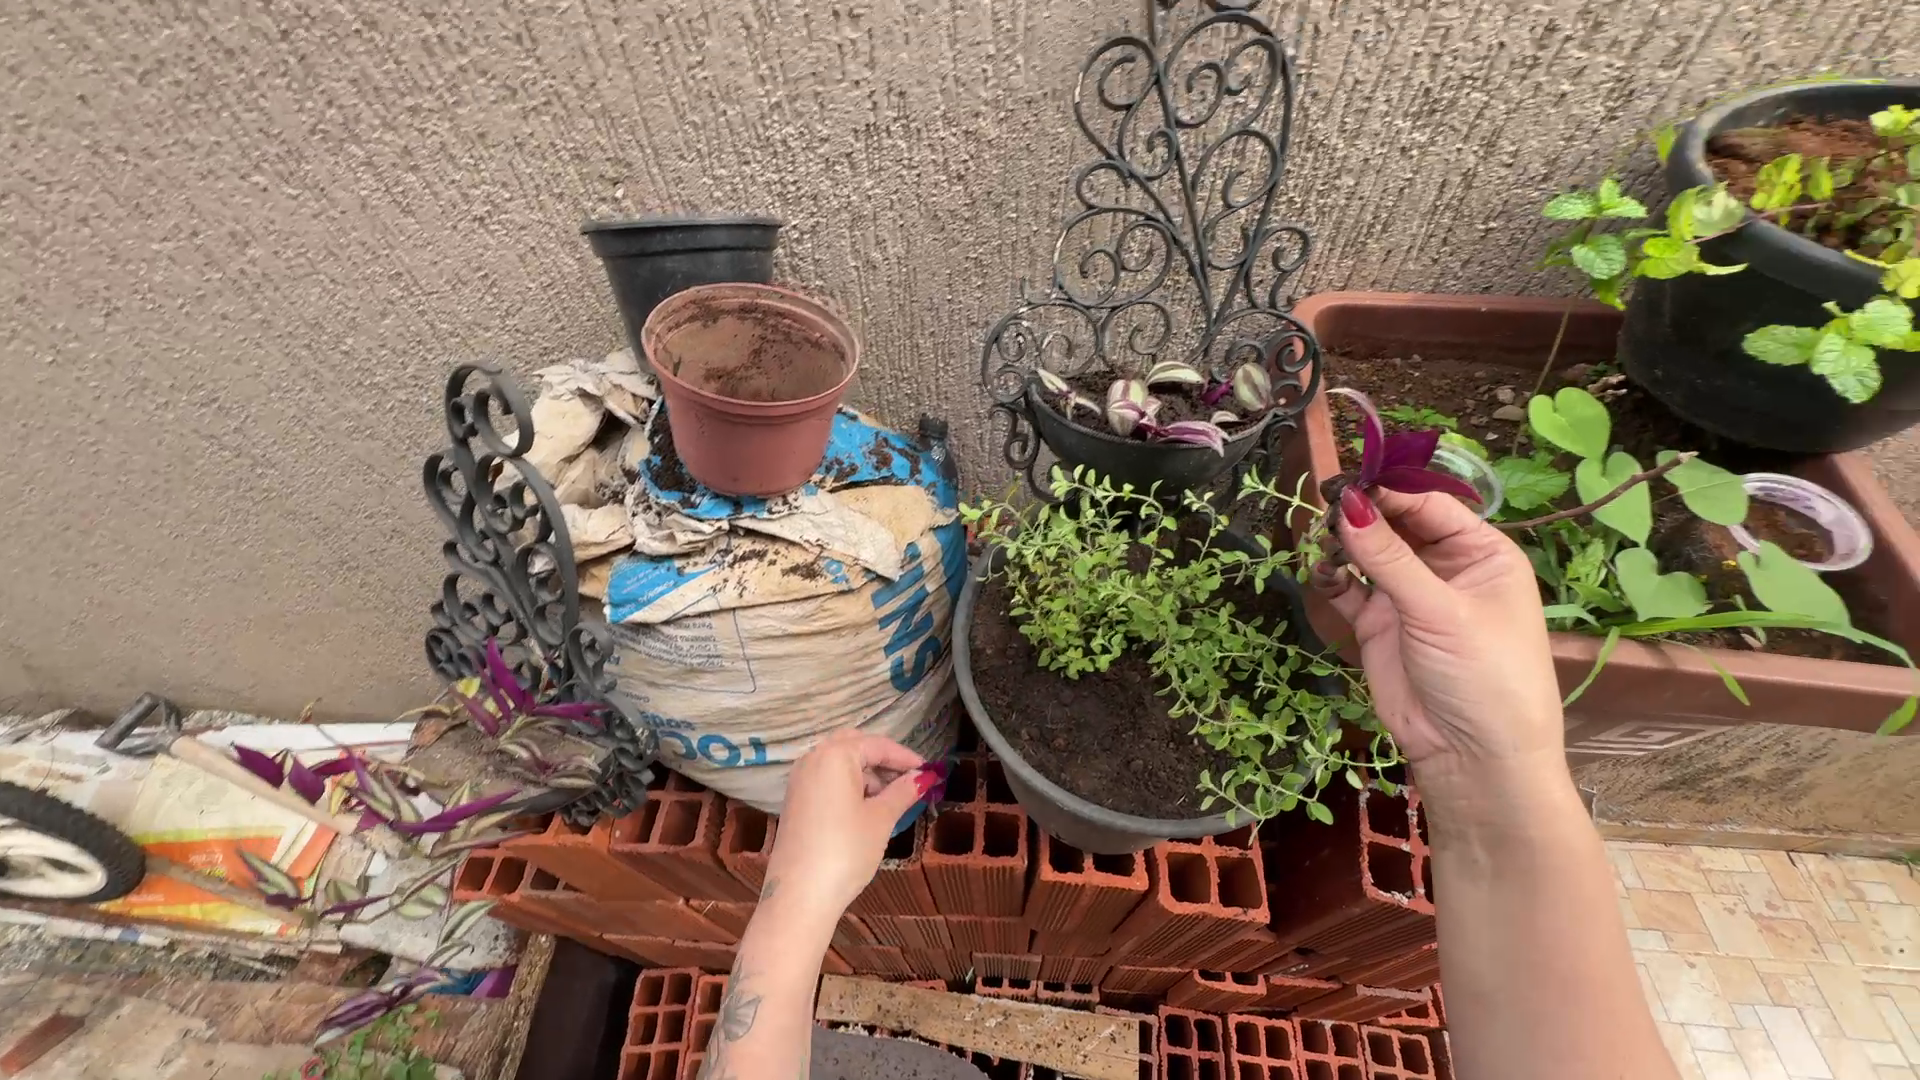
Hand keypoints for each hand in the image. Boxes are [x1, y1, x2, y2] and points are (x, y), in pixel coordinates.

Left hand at [763, 731, 929, 926]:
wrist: (799, 896)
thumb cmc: (846, 850)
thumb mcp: (881, 818)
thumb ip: (903, 791)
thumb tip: (924, 777)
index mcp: (834, 755)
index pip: (877, 745)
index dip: (906, 757)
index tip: (929, 771)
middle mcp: (812, 759)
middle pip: (855, 746)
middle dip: (883, 761)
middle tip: (908, 780)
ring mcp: (799, 779)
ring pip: (839, 763)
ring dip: (866, 773)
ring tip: (891, 798)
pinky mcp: (795, 800)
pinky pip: (826, 779)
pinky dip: (848, 785)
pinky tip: (865, 808)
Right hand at [1313, 486, 1565, 798]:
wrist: (1470, 756)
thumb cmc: (1482, 675)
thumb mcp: (1439, 612)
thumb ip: (1388, 558)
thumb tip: (1346, 504)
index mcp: (1480, 554)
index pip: (1428, 505)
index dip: (1387, 492)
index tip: (1344, 484)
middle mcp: (1443, 567)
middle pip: (1393, 524)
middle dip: (1359, 515)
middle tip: (1322, 508)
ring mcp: (1407, 595)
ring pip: (1365, 553)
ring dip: (1341, 544)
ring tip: (1318, 543)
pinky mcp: (1377, 622)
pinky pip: (1347, 587)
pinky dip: (1331, 576)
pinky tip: (1319, 572)